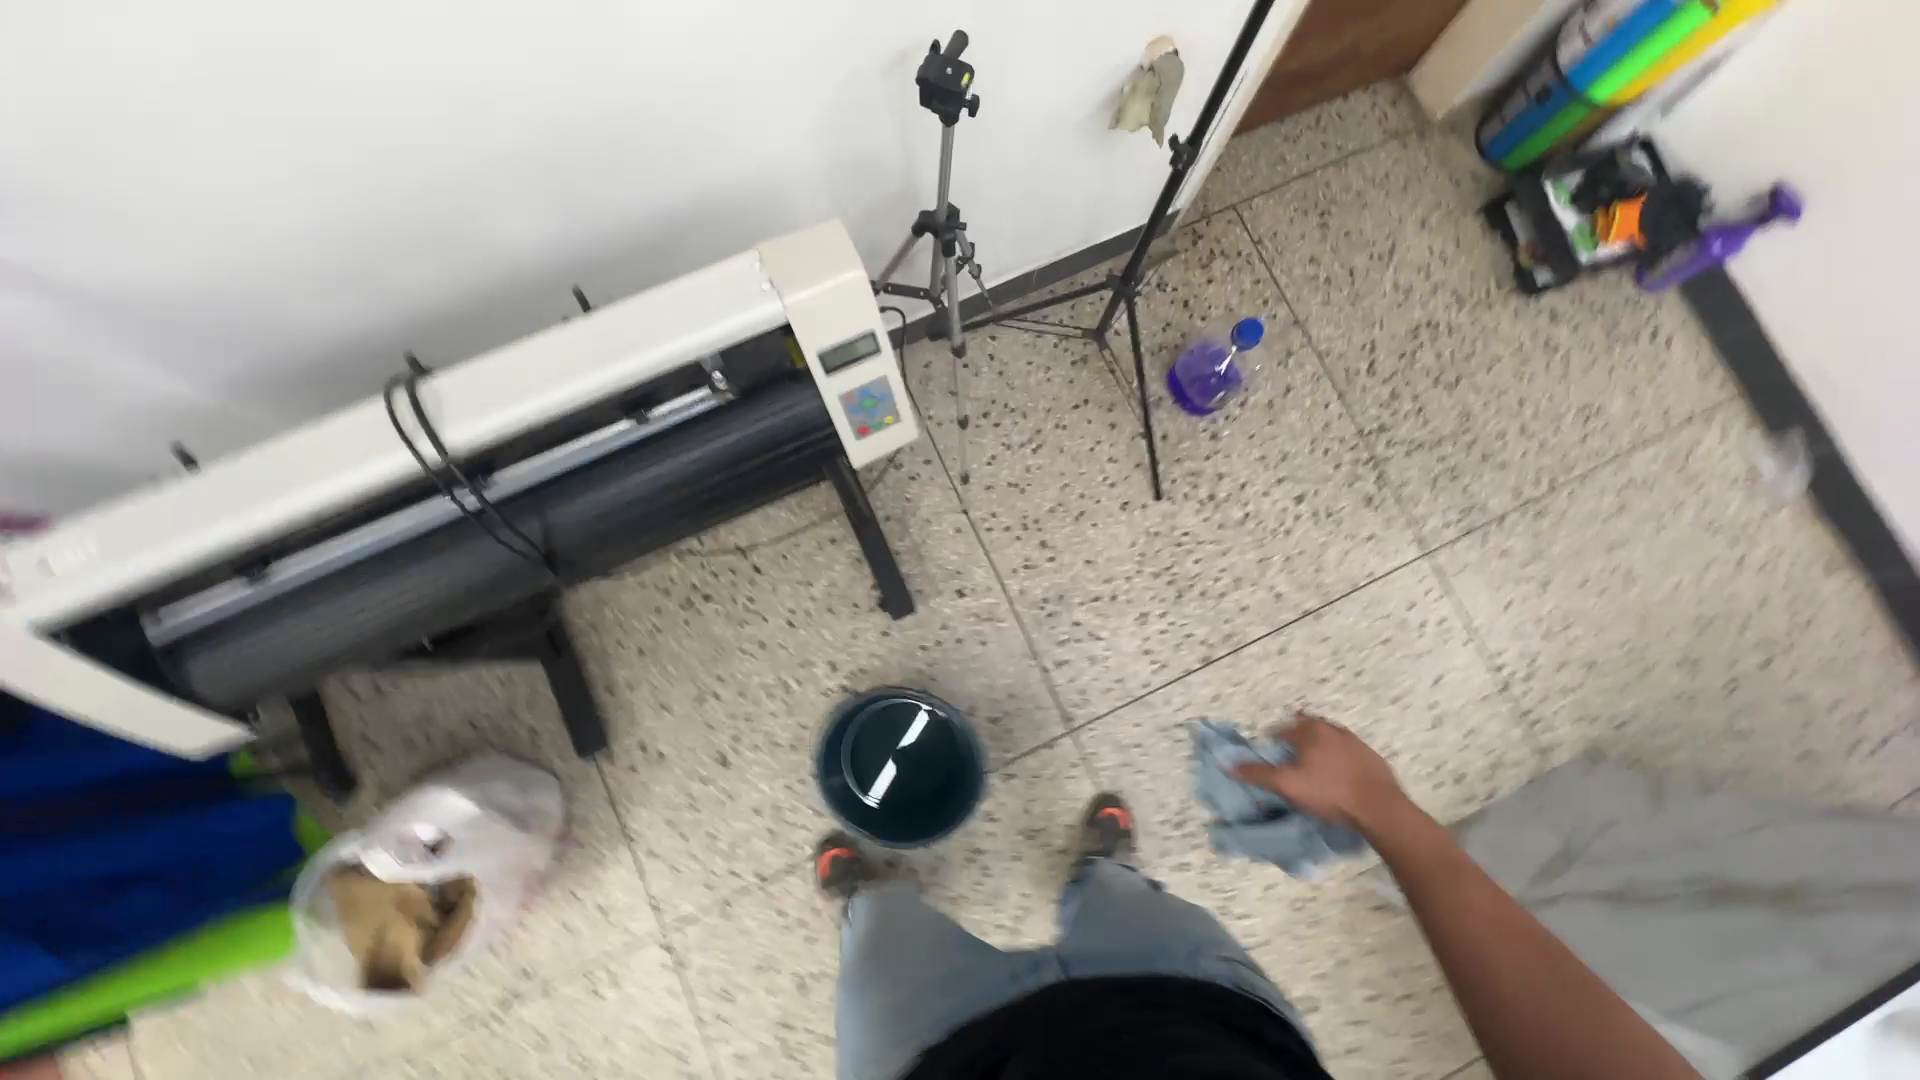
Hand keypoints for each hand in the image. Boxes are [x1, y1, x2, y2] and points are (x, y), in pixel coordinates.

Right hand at [1233, 712, 1412, 832]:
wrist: (1379, 807)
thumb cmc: (1329, 792)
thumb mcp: (1288, 785)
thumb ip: (1258, 774)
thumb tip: (1229, 765)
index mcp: (1309, 731)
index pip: (1283, 729)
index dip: (1273, 740)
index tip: (1271, 754)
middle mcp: (1331, 729)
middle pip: (1308, 727)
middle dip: (1297, 736)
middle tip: (1291, 755)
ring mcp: (1354, 741)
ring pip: (1329, 736)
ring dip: (1319, 745)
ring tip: (1314, 764)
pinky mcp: (1371, 756)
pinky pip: (1348, 750)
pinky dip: (1339, 756)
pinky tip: (1339, 773)